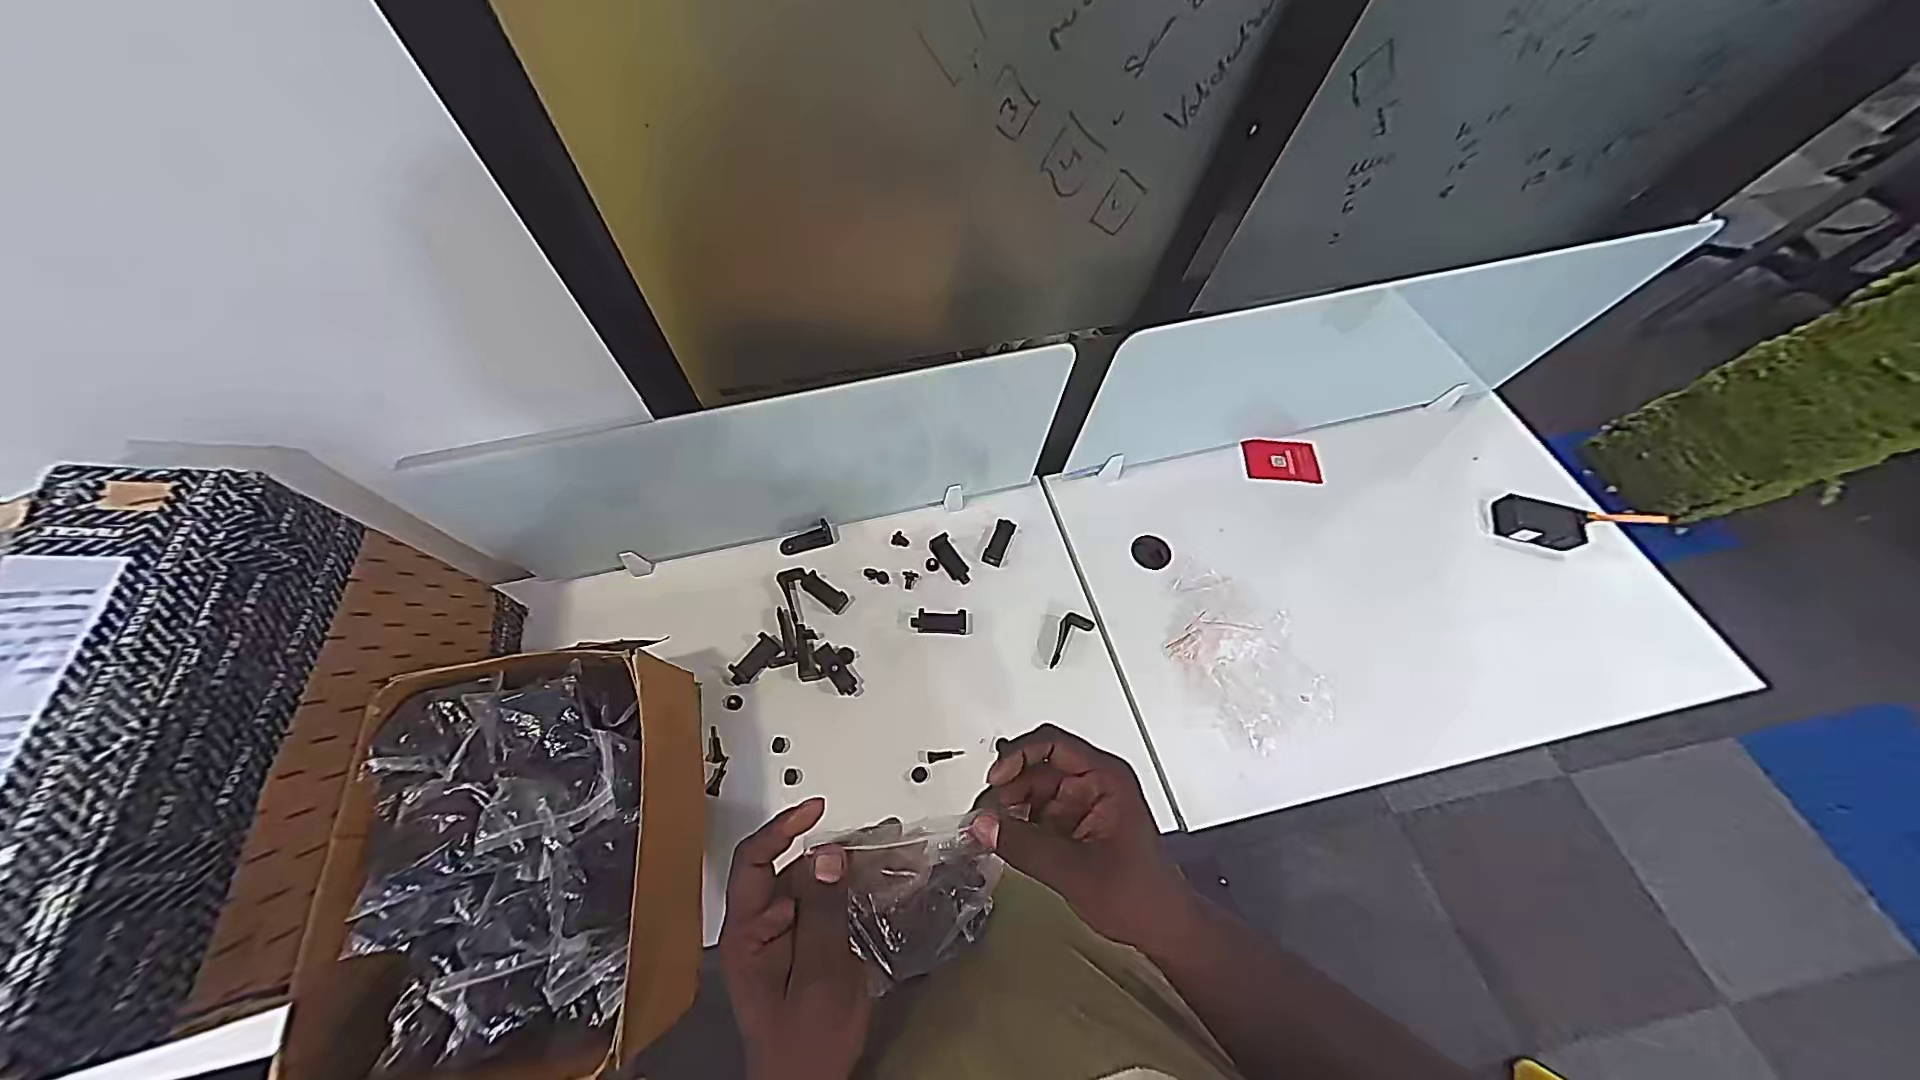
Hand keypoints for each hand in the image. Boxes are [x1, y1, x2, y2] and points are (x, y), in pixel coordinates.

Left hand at [717, 799, 872, 1079]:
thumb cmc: (806, 1046)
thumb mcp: (820, 977)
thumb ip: (823, 913)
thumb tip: (828, 855)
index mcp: (746, 935)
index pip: (752, 862)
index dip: (782, 829)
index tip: (814, 809)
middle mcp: (760, 927)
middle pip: (791, 868)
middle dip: (830, 851)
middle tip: (871, 838)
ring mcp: (782, 934)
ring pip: (811, 882)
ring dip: (845, 867)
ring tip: (882, 854)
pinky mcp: (804, 941)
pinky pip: (823, 901)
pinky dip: (849, 887)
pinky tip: (876, 879)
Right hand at [973, 724, 1201, 955]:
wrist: (1163, 930)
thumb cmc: (1142, 895)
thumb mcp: (1076, 870)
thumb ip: (1025, 846)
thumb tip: (984, 825)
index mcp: (1105, 777)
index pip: (1053, 743)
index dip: (1019, 755)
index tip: (996, 778)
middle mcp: (1092, 783)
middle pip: (1037, 767)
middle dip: (1008, 787)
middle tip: (985, 813)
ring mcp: (1081, 804)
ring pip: (1032, 791)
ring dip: (1009, 807)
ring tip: (990, 829)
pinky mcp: (1072, 825)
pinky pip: (1036, 814)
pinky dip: (1017, 825)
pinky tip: (1005, 841)